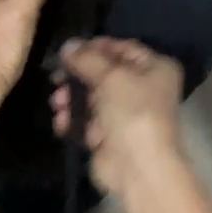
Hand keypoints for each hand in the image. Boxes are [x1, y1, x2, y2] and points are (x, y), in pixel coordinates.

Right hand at [51, 38, 185, 194]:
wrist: (139, 168)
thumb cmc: (132, 112)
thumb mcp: (110, 76)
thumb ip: (86, 58)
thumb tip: (67, 44)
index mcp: (156, 68)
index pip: (123, 48)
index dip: (96, 46)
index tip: (69, 48)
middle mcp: (144, 88)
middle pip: (104, 73)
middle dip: (78, 75)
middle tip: (56, 76)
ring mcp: (126, 114)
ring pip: (92, 97)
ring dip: (71, 98)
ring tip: (57, 103)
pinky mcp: (110, 136)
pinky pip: (87, 121)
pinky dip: (73, 120)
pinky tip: (61, 122)